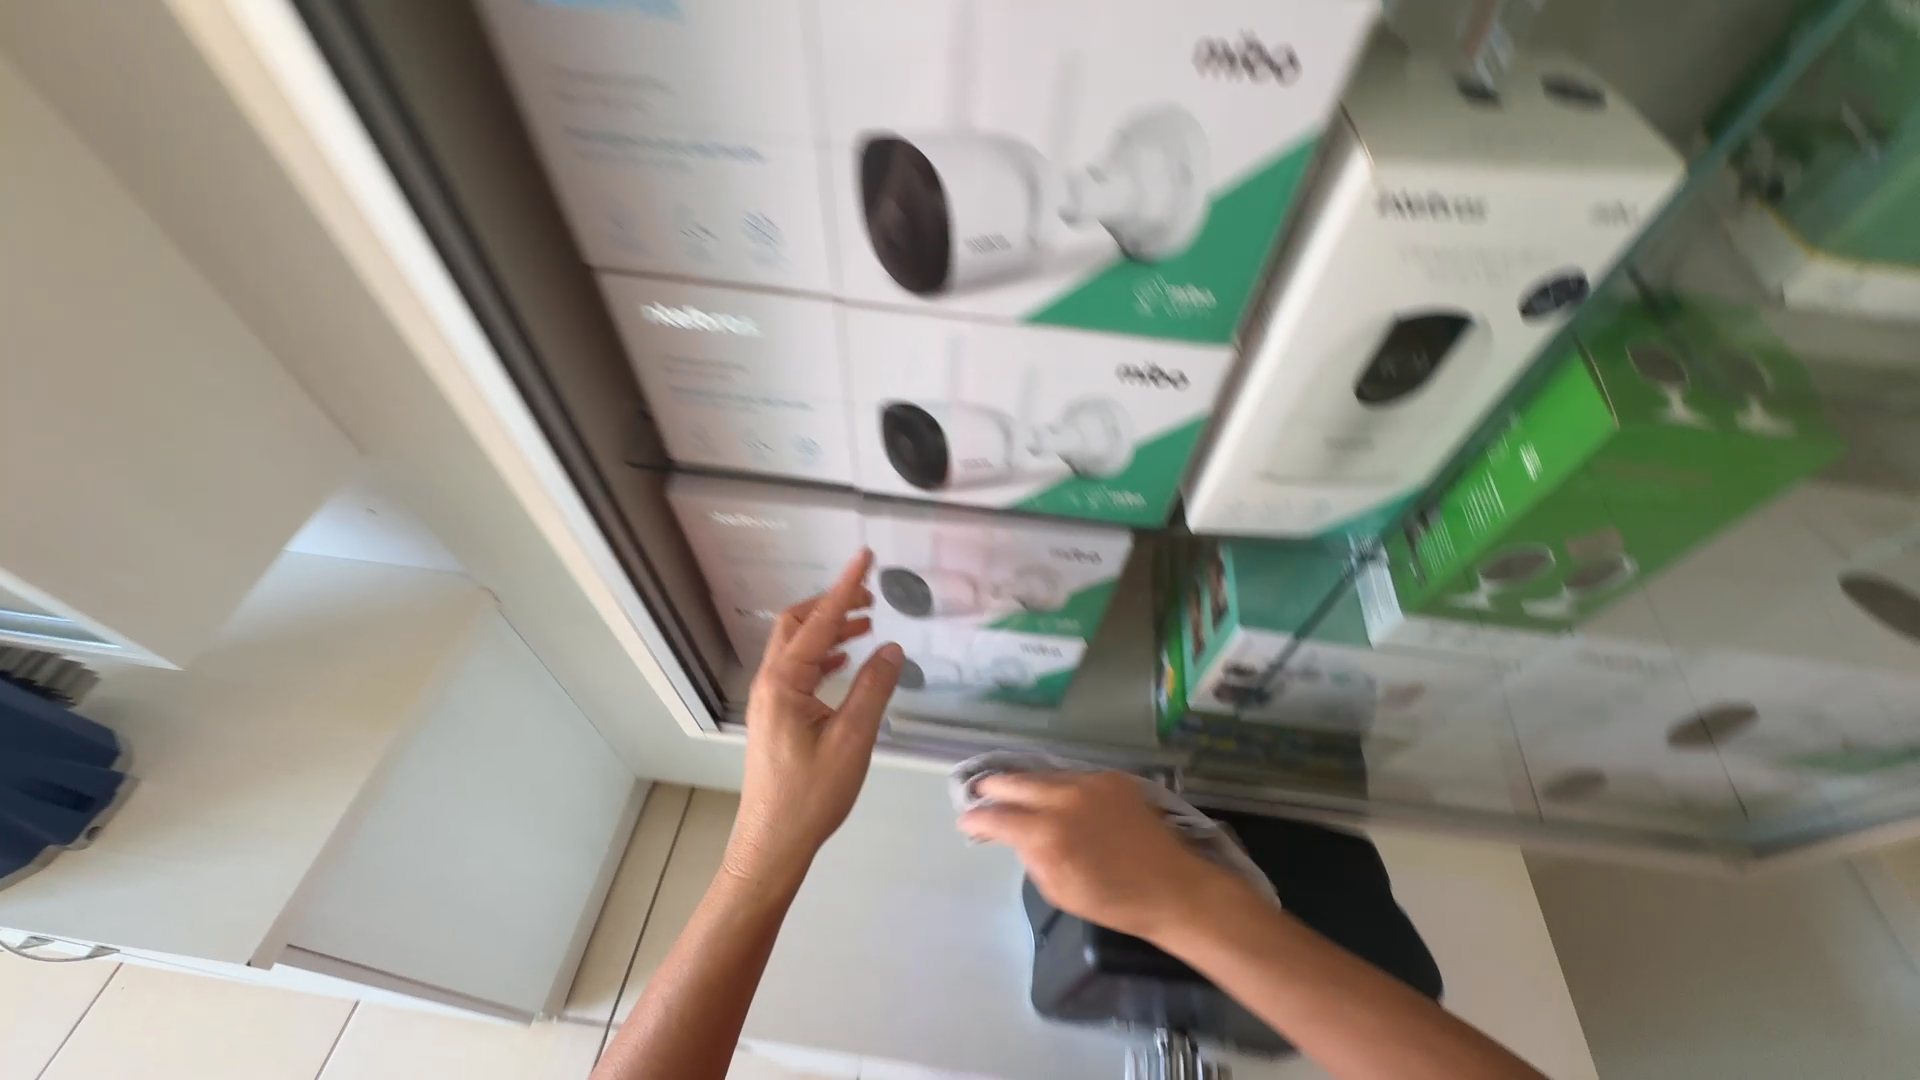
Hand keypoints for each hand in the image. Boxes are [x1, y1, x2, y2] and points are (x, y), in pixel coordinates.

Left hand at [727, 549, 903, 888]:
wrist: (772, 843)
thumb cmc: (812, 794)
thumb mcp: (853, 739)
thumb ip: (873, 688)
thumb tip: (892, 648)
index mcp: (785, 681)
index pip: (819, 621)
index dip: (845, 587)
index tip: (864, 557)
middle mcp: (771, 683)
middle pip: (797, 625)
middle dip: (832, 604)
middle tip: (870, 598)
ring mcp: (770, 700)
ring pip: (798, 647)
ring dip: (829, 630)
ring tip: (866, 625)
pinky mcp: (776, 716)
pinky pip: (799, 669)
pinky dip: (823, 655)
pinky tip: (846, 662)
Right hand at [959, 770, 1252, 941]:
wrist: (1171, 887)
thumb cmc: (1112, 900)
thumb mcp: (1058, 890)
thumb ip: (1031, 857)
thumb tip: (1019, 836)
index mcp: (1047, 834)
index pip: (998, 818)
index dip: (977, 818)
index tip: (966, 820)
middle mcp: (1064, 799)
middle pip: (1015, 783)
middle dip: (993, 787)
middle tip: (978, 790)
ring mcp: (1089, 783)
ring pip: (1044, 775)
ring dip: (1024, 782)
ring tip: (1010, 786)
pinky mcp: (1111, 777)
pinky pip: (1073, 776)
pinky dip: (1057, 784)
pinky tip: (1054, 792)